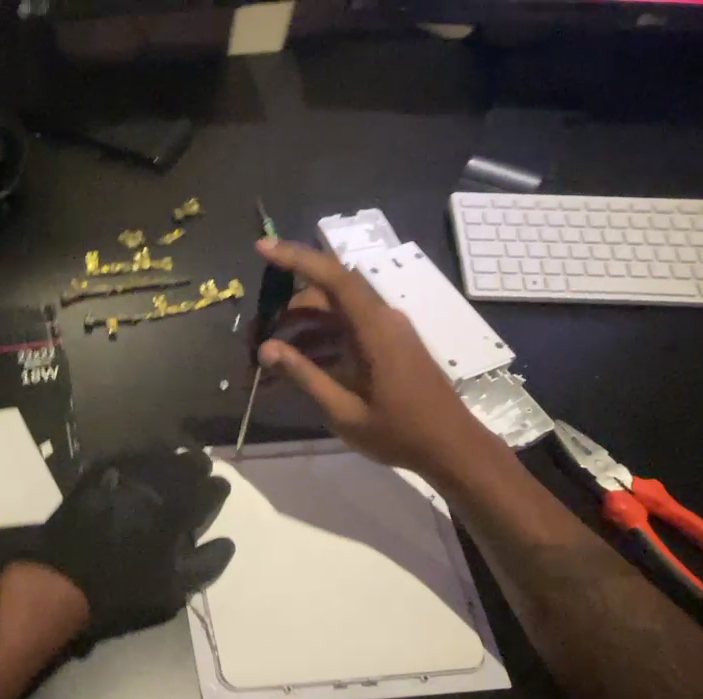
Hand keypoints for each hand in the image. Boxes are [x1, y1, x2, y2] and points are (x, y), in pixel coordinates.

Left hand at [32, 449, 235, 639]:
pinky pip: (120, 458)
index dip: (216, 489)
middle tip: (203, 466)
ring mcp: (118, 479)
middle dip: (196, 466)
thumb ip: (204, 566)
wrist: (60, 585)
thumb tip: (227, 543)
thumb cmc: (121, 594)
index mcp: (174, 512)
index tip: (222, 487)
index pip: (205, 492)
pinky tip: (138, 459)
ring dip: (168, 457)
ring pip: (152, 456)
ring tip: (176, 457)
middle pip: (180, 467)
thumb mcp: (171, 591)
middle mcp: (149, 487)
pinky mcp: (91, 480)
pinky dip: (135, 456)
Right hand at [255, 238, 498, 478]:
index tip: (262, 248)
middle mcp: (382, 319)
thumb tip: (266, 349)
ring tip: (266, 364)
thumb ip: (305, 376)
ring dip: (299, 334)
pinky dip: (318, 346)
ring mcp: (386, 333)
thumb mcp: (343, 410)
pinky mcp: (387, 347)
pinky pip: (346, 334)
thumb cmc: (399, 431)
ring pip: (333, 317)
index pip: (333, 277)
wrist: (450, 446)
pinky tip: (295, 370)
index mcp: (375, 328)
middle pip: (326, 297)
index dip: (296, 258)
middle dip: (285, 312)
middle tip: (252, 340)